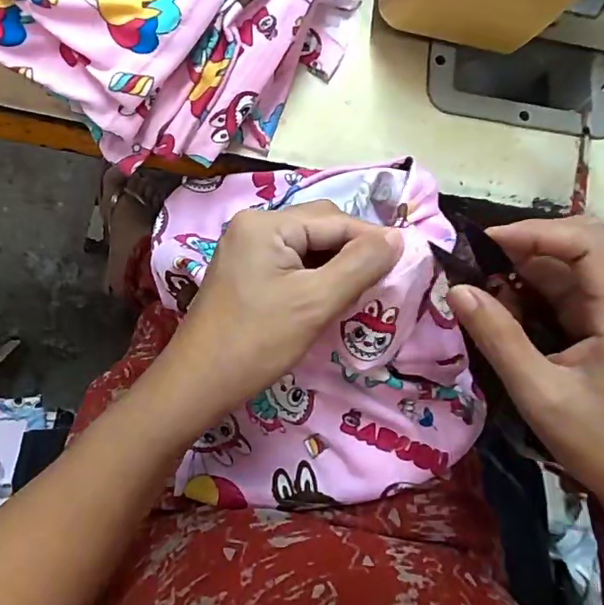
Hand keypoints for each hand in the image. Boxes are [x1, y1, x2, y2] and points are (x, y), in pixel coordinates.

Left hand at [150, 202, 399, 428]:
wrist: (197, 383)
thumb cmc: (256, 342)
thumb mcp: (315, 302)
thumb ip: (360, 265)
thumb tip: (398, 238)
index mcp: (266, 223)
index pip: (336, 220)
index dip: (373, 241)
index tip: (406, 266)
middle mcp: (253, 225)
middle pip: (321, 227)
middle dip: (353, 252)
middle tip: (378, 285)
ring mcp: (245, 248)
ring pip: (307, 247)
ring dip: (335, 266)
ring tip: (358, 294)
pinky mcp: (244, 272)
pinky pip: (290, 262)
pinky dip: (314, 277)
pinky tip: (328, 299)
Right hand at [447, 218, 603, 548]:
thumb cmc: (598, 444)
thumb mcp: (539, 394)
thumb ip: (498, 338)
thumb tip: (456, 290)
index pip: (588, 243)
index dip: (536, 232)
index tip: (486, 242)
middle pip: (588, 243)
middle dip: (532, 241)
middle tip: (481, 255)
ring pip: (578, 266)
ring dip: (531, 264)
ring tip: (482, 276)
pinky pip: (573, 292)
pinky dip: (538, 288)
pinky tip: (505, 300)